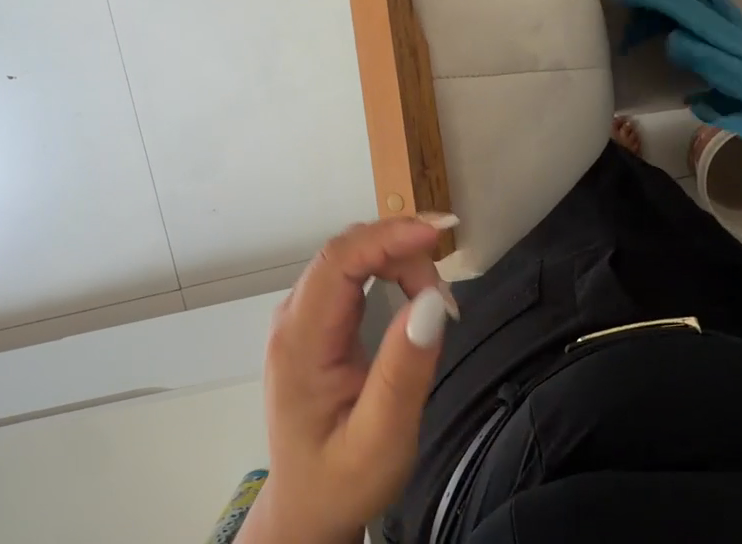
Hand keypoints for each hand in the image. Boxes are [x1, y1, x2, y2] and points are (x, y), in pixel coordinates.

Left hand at [240, 216, 458, 543]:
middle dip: (404, 251)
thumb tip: (430, 301)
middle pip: (348, 251)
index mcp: (300, 343)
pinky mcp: (319, 322)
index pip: (338, 260)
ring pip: (354, 257)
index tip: (439, 232)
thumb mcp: (380, 440)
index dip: (389, 235)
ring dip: (402, 262)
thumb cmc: (342, 481)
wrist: (307, 509)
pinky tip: (419, 292)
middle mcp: (294, 319)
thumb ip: (403, 372)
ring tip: (438, 304)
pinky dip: (393, 271)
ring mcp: (303, 318)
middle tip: (447, 295)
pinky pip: (355, 274)